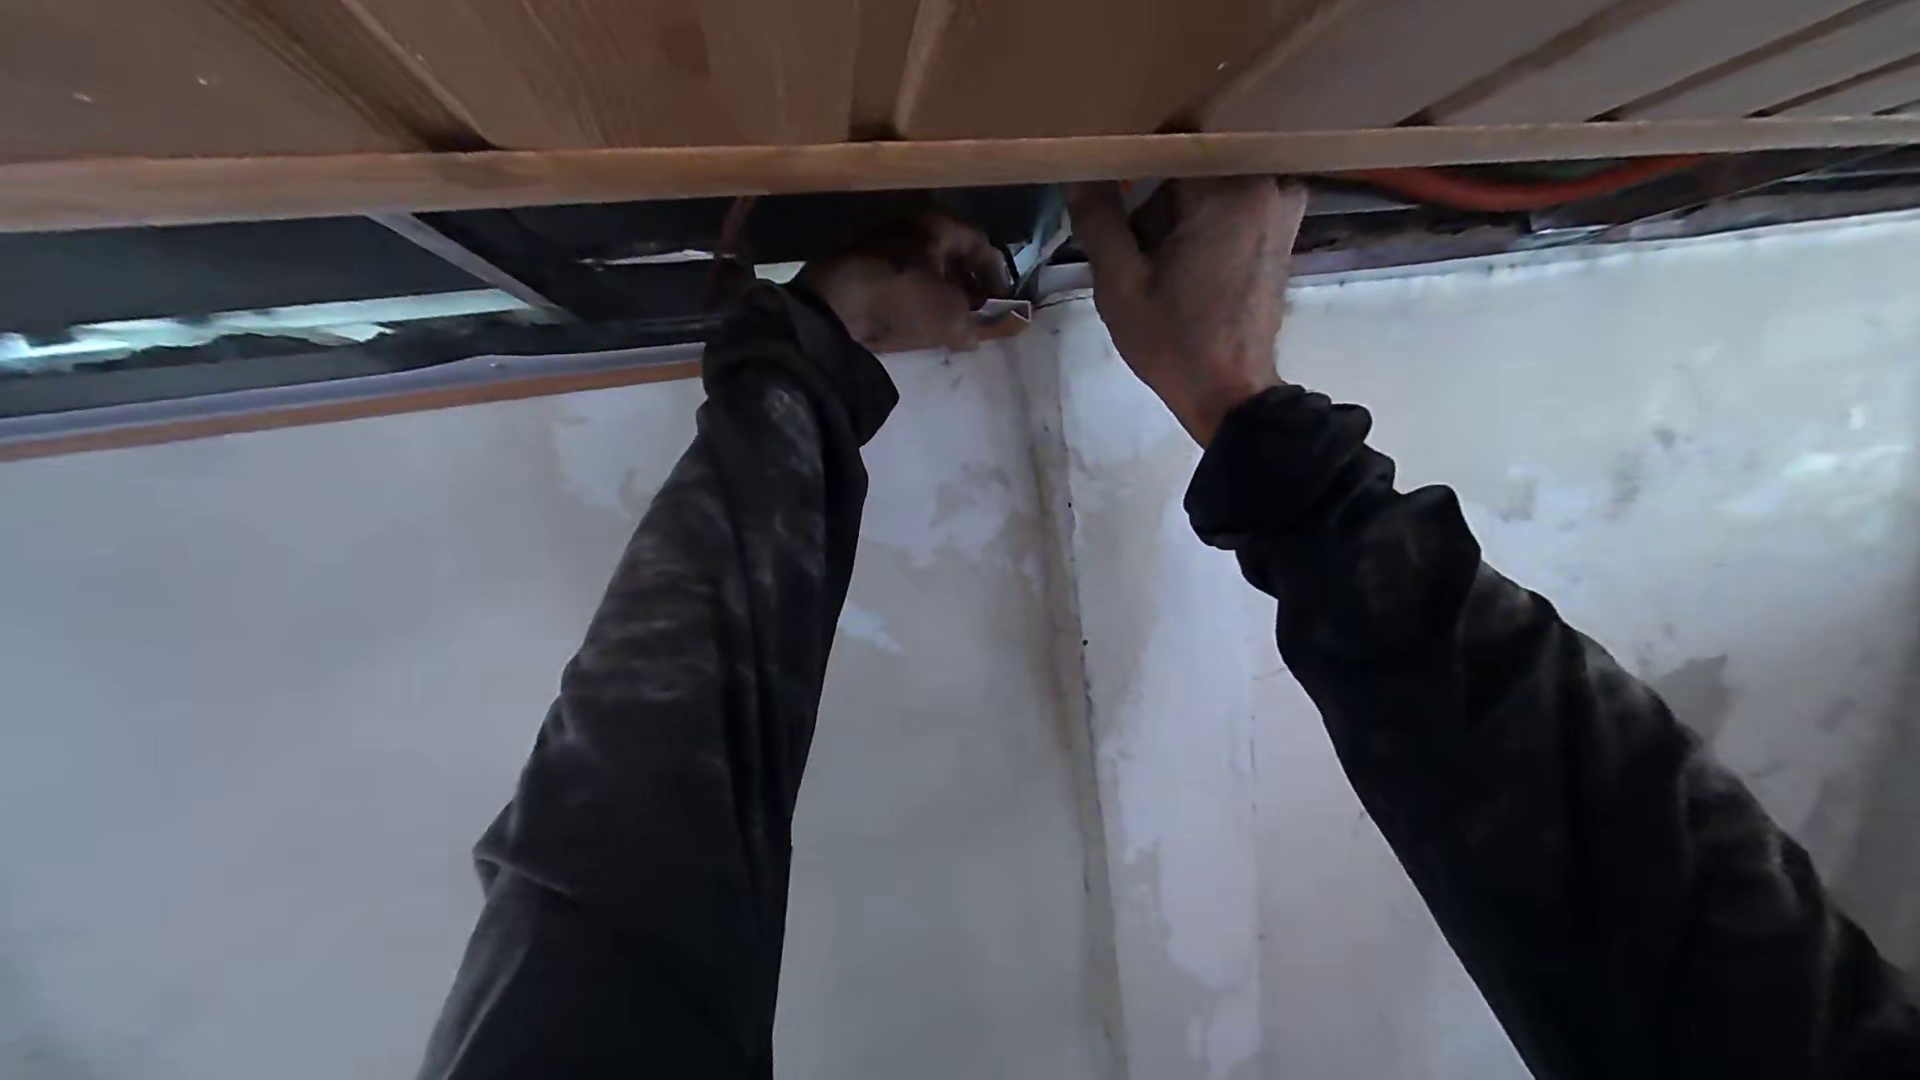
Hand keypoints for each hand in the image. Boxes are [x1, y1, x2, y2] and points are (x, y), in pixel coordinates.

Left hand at [797, 211, 1011, 353]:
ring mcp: (875, 238)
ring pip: (919, 262)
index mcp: (935, 224)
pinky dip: (908, 292)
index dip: (996, 276)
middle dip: (966, 282)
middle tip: (974, 310)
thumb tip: (975, 334)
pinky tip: (909, 316)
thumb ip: (972, 324)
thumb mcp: (948, 317)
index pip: (980, 245)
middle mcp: (906, 221)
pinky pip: (893, 274)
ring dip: (936, 288)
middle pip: (948, 252)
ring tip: (943, 317)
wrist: (830, 308)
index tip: (1002, 302)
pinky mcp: (850, 260)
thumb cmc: (901, 301)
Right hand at [1067, 177, 1308, 444]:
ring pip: (1210, 188)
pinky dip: (1203, 228)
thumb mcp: (1120, 286)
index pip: (1167, 146)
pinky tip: (1184, 268)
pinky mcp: (1283, 232)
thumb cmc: (1172, 342)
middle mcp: (1268, 183)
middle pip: (1191, 168)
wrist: (1229, 392)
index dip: (1129, 172)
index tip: (1108, 202)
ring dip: (1177, 217)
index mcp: (1229, 189)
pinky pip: (1232, 208)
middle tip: (1131, 249)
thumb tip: (1077, 174)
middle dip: (1154, 201)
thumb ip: (1098, 222)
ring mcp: (1283, 207)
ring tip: (1157, 266)